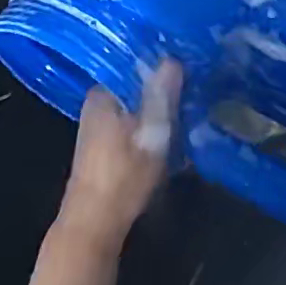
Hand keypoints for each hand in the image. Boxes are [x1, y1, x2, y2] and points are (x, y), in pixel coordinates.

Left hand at [57, 59, 182, 247]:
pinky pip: (133, 125)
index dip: (161, 66)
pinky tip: (170, 135)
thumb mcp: (151, 132)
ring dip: (158, 112)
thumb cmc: (122, 175)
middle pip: (137, 88)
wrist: (93, 226)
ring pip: (136, 108)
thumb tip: (172, 58)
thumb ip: (161, 95)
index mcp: (103, 94)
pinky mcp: (104, 147)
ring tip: (187, 110)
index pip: (135, 66)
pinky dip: (149, 127)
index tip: (187, 67)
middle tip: (193, 91)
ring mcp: (98, 127)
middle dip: (163, 91)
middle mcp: (97, 104)